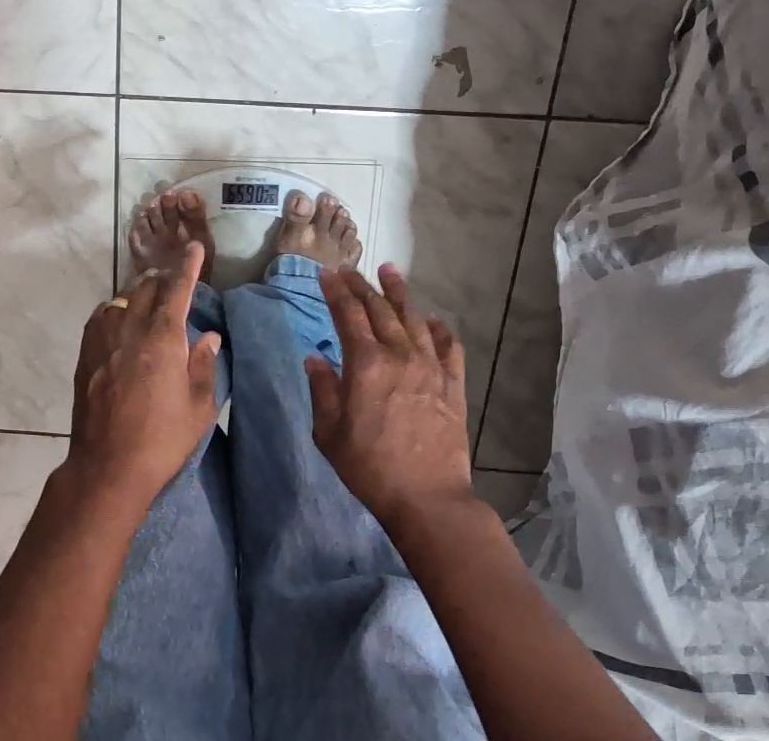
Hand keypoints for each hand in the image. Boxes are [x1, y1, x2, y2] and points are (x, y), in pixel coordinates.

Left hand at [63, 242, 221, 510]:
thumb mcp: (200, 407)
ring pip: (121, 301)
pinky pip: (101, 319)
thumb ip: (204, 365)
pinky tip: (122, 326)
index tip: (194, 247)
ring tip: (150, 304)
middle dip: (163, 279)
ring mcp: (102, 342)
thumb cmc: (163, 441)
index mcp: (163, 339)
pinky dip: (116, 313)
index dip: (188, 265)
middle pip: (146, 288)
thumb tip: (208, 337)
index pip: (177, 289)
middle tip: (176, 283)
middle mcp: (130, 331)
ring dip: (138, 296)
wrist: (108, 468)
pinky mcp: (85, 357)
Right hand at [306, 263, 473, 526]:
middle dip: (362, 286)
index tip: (327, 274)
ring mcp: (431, 368)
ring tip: (389, 271)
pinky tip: (431, 321)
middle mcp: (400, 356)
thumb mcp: (329, 432)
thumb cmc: (369, 467)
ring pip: (414, 319)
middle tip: (351, 270)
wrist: (427, 497)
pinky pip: (448, 346)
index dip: (336, 291)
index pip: (348, 314)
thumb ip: (323, 390)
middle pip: (380, 309)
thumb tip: (315, 359)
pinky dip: (437, 329)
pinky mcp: (453, 385)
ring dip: (399, 293)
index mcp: (365, 364)